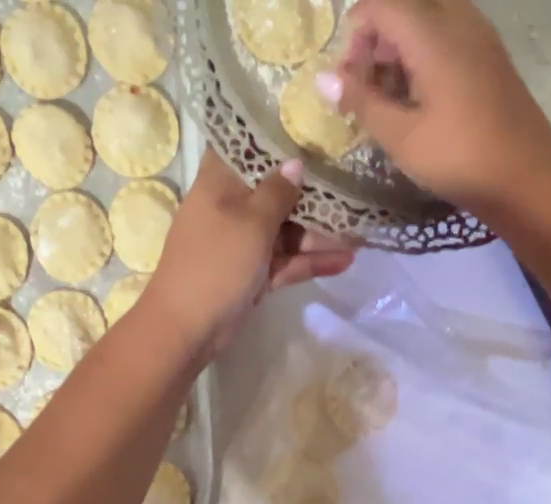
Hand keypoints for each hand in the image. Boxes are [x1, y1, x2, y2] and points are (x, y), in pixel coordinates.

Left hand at [141, 151, 355, 356]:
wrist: (188, 328)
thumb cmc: (215, 263)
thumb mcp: (251, 221)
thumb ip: (278, 191)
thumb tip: (296, 163)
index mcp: (220, 181)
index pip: (245, 145)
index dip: (275, 136)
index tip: (311, 128)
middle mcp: (232, 206)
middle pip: (276, 190)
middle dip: (313, 191)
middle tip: (354, 182)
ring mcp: (243, 243)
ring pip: (285, 230)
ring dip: (320, 233)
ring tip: (362, 232)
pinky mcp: (253, 274)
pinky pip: (285, 261)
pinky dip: (310, 261)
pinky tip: (346, 260)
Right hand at [323, 0, 550, 210]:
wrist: (527, 177)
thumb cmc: (459, 158)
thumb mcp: (401, 136)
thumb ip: (361, 101)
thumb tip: (323, 78)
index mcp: (433, 35)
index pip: (382, 5)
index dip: (355, 33)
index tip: (347, 77)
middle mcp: (459, 21)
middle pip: (407, 5)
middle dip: (379, 35)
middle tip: (367, 82)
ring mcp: (480, 36)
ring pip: (430, 16)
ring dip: (402, 44)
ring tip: (391, 93)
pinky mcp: (491, 56)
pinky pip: (450, 33)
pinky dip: (425, 51)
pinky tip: (420, 96)